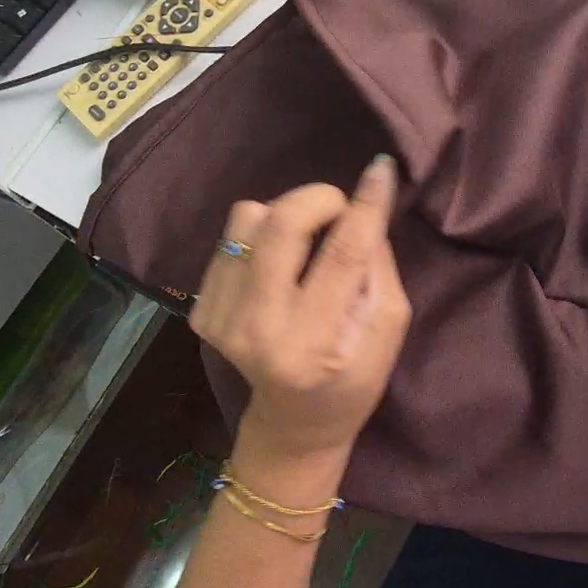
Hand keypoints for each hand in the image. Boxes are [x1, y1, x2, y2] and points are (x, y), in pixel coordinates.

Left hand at [189, 155, 411, 465]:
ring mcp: (220, 320)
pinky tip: (278, 266)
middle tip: (339, 210)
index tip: (382, 168)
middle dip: (319, 198)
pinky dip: (261, 237)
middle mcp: (258, 330)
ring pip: (249, 219)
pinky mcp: (200, 311)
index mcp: (313, 344)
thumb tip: (365, 201)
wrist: (294, 420)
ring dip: (286, 216)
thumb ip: (377, 266)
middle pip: (281, 225)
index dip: (365, 205)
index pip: (342, 255)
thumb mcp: (387, 329)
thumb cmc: (355, 377)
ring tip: (305, 245)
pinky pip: (231, 237)